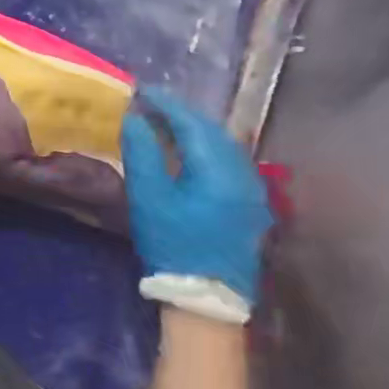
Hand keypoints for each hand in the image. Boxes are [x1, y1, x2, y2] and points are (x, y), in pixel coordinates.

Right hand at [121, 88, 271, 322]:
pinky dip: (205, 148)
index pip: (194, 124)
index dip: (167, 104)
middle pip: (214, 132)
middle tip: (151, 103)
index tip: (142, 90)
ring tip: (165, 122)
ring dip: (195, 130)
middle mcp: (245, 176)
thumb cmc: (171, 242)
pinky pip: (228, 162)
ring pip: (224, 146)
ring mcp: (253, 192)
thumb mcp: (148, 195)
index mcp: (220, 171)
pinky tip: (186, 150)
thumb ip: (142, 152)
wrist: (206, 297)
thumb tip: (135, 117)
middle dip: (182, 114)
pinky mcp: (250, 205)